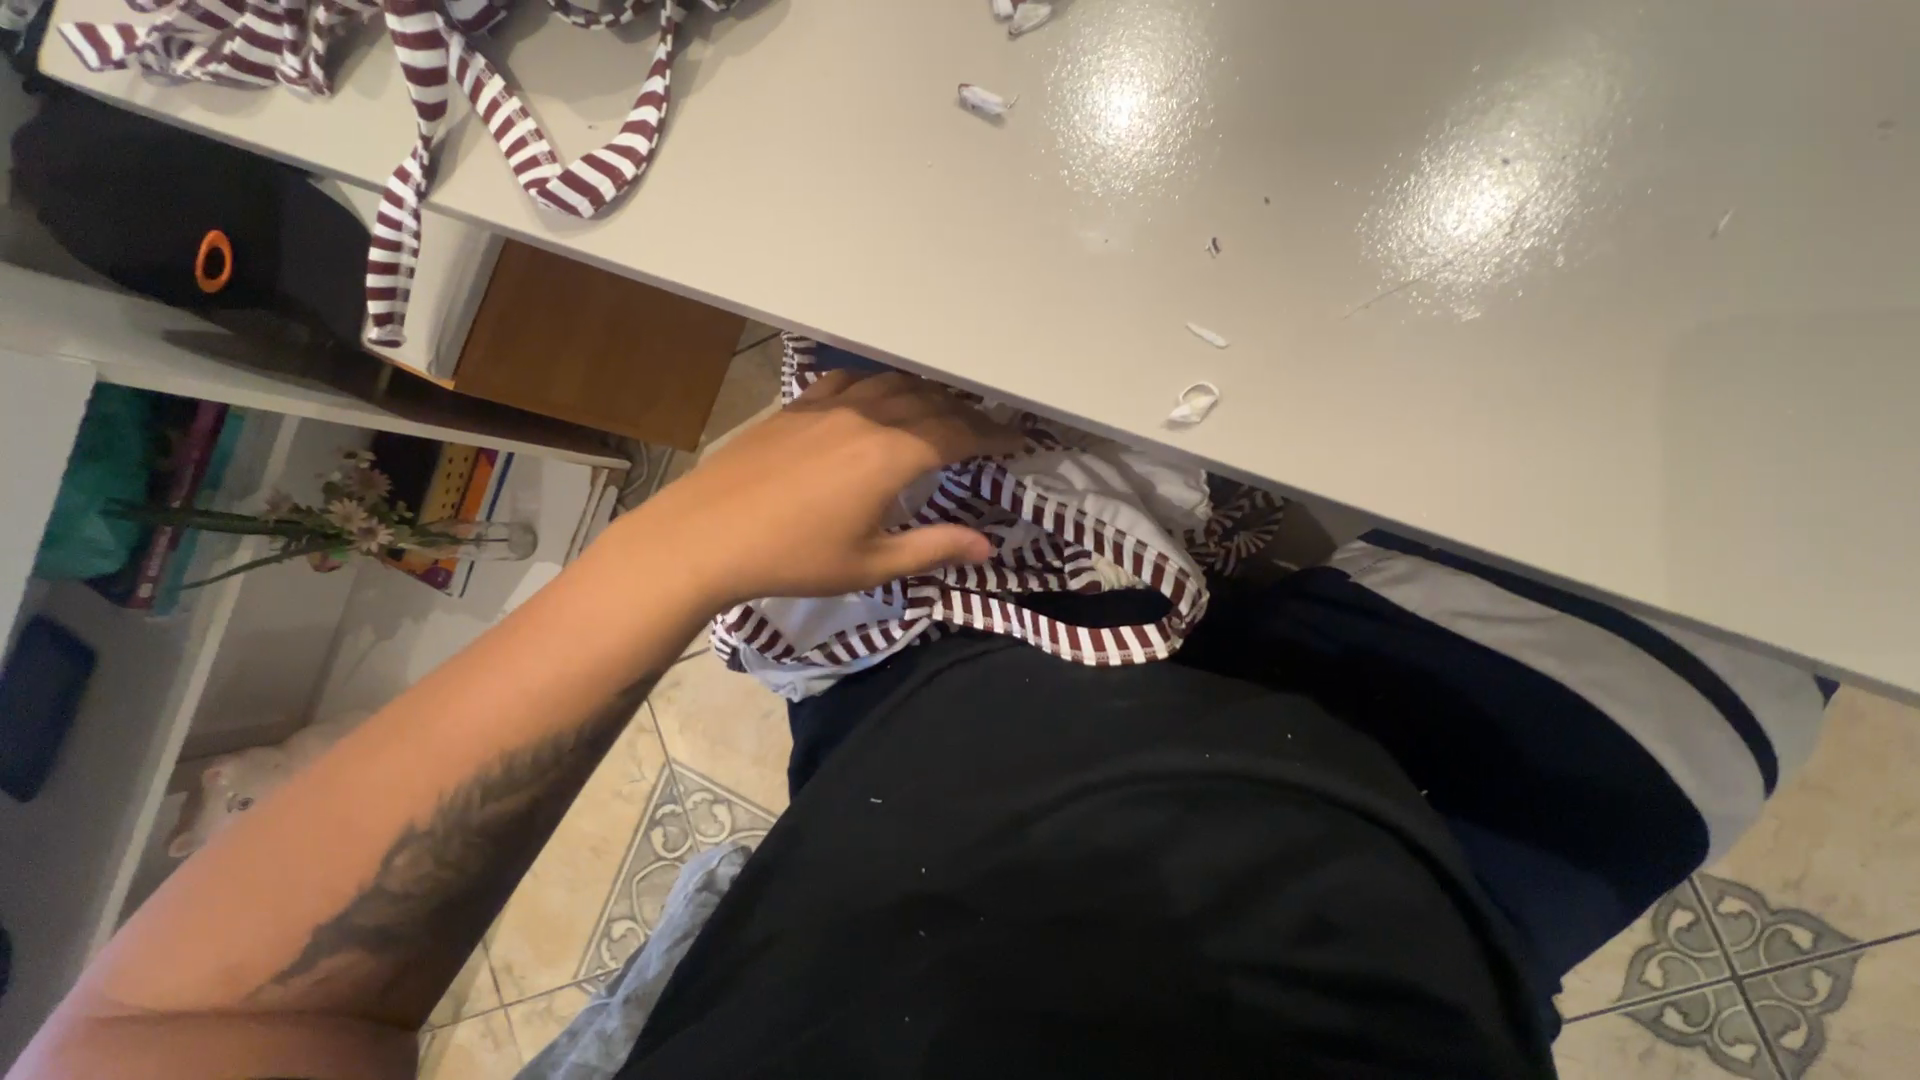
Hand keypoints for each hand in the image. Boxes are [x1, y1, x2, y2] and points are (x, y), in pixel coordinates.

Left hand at [621, 370, 1024, 608]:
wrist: (706, 535)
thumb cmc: (793, 557)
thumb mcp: (871, 564)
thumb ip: (934, 548)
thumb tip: (987, 545)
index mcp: (892, 455)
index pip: (959, 434)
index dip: (994, 435)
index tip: (1019, 439)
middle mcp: (866, 418)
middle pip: (930, 402)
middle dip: (966, 412)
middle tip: (986, 427)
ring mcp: (827, 406)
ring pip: (890, 385)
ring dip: (924, 394)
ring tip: (940, 408)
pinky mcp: (795, 407)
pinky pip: (848, 382)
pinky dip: (876, 385)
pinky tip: (875, 396)